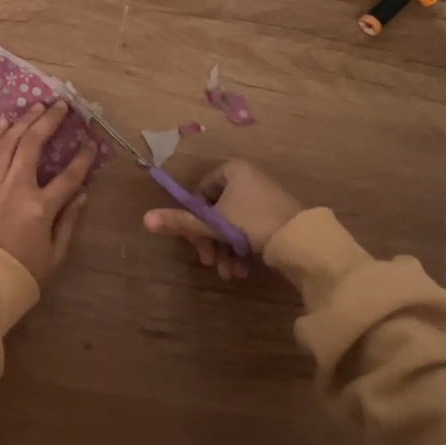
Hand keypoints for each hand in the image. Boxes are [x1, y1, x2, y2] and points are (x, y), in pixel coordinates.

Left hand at [0, 102, 96, 283]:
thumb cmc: (22, 272)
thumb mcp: (55, 255)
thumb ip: (70, 222)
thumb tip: (82, 194)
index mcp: (40, 208)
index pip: (68, 176)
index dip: (83, 158)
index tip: (91, 144)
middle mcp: (16, 188)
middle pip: (33, 144)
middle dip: (49, 121)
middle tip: (61, 105)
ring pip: (9, 142)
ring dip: (24, 120)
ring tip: (37, 106)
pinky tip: (5, 121)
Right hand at [142, 160, 305, 279]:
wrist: (301, 239)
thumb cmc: (253, 223)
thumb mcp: (214, 224)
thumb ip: (181, 222)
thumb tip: (145, 219)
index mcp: (232, 171)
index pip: (201, 192)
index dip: (194, 219)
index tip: (195, 242)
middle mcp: (247, 178)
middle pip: (216, 211)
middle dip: (211, 241)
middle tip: (209, 262)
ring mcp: (263, 196)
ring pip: (233, 224)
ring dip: (225, 251)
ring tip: (228, 273)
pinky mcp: (276, 214)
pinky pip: (249, 229)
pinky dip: (242, 249)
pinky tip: (241, 271)